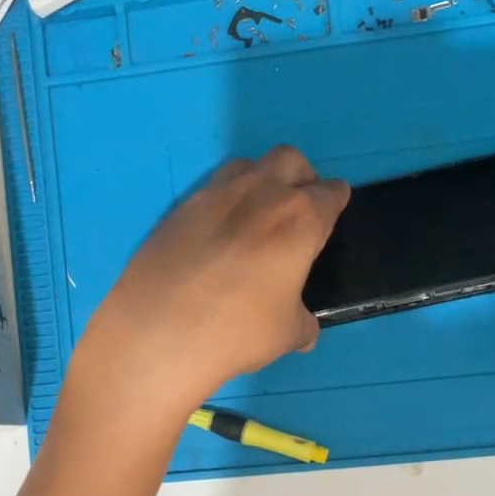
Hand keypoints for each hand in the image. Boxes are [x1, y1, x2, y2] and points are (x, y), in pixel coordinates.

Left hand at [76, 146, 349, 411]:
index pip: (330, 193)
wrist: (159, 333)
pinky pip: (209, 193)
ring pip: (246, 167)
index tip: (331, 215)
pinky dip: (221, 207)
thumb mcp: (286, 334)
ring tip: (254, 220)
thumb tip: (304, 329)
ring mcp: (213, 195)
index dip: (335, 203)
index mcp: (298, 218)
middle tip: (297, 211)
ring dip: (259, 182)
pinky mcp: (178, 209)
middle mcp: (259, 193)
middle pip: (290, 160)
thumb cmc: (238, 332)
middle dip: (301, 178)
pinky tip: (213, 242)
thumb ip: (302, 322)